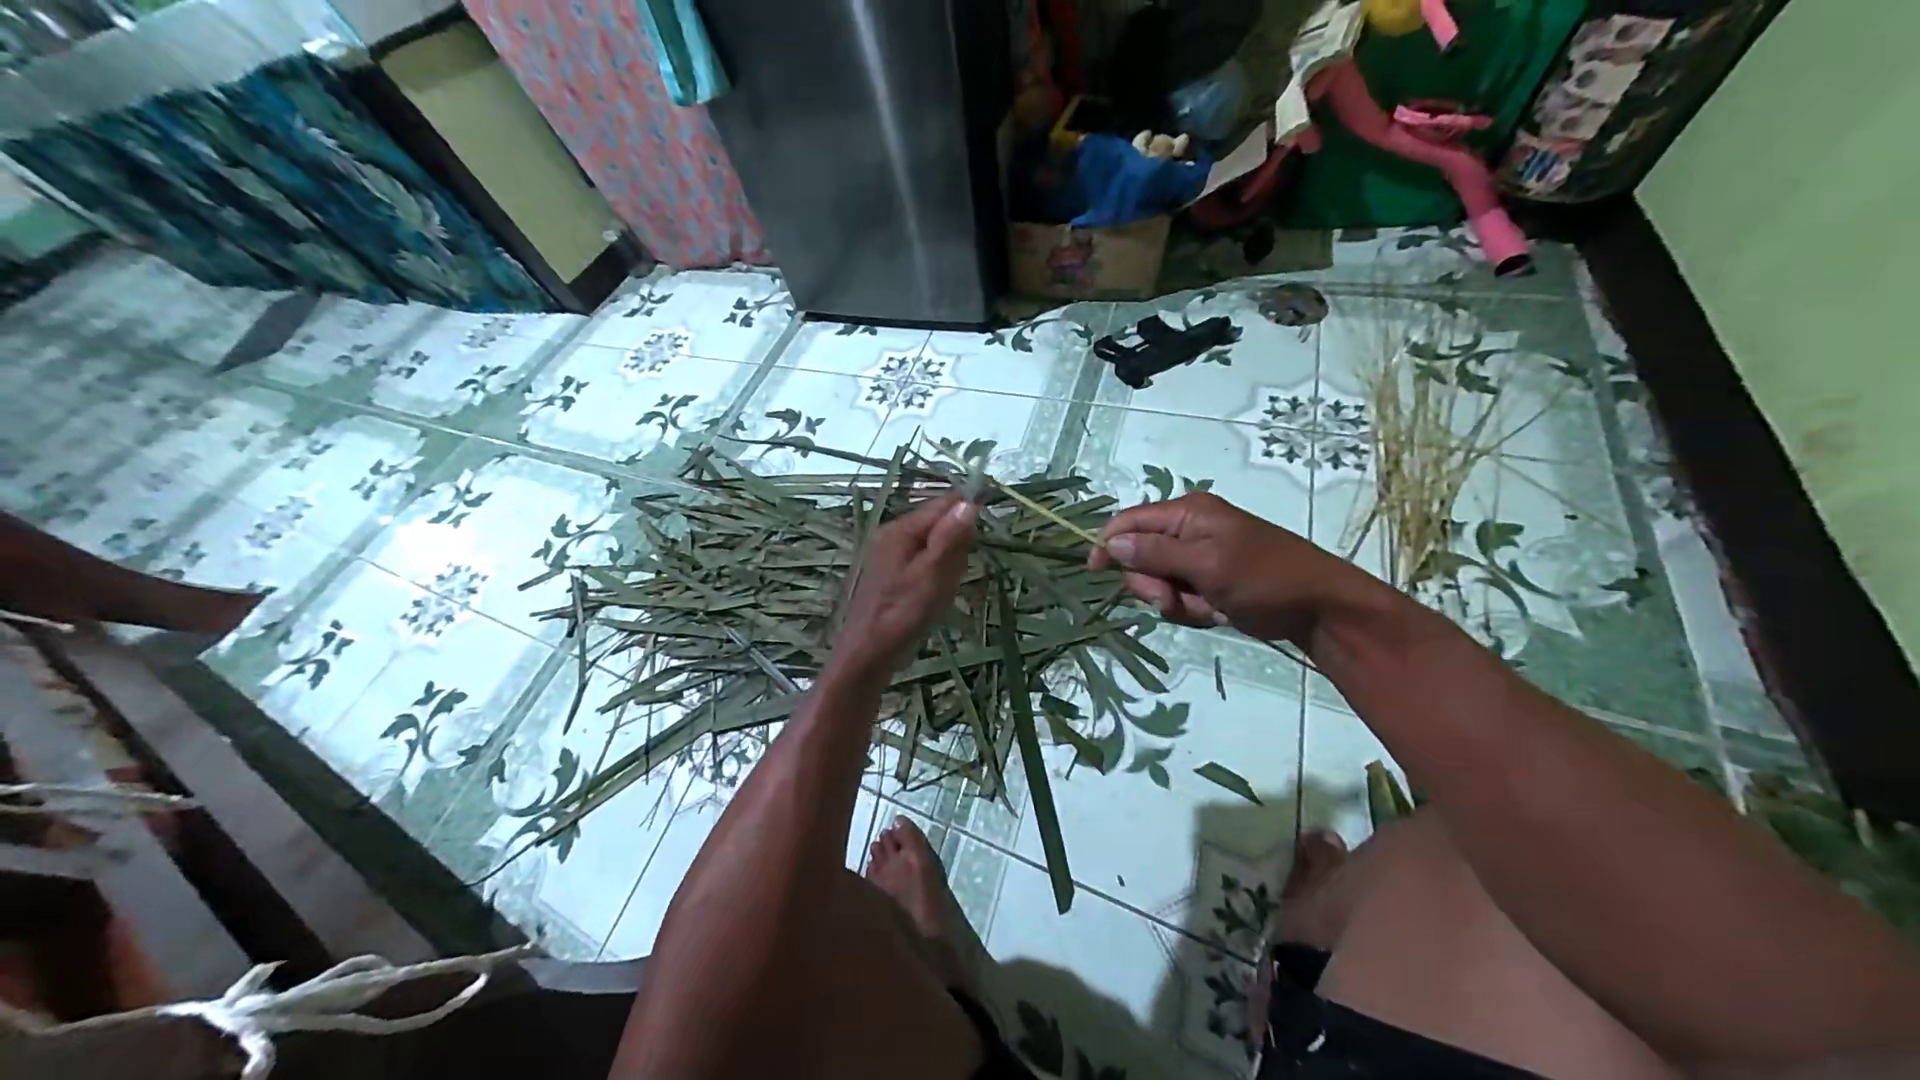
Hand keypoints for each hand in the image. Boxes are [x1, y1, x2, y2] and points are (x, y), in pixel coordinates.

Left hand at [828, 494, 977, 681]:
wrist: (869, 653)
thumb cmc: (902, 613)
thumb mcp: (932, 573)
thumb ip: (950, 537)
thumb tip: (968, 503)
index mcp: (900, 529)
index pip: (942, 505)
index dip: (966, 516)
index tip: (980, 541)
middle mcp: (892, 535)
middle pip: (938, 524)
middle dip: (956, 546)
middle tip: (954, 575)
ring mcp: (890, 555)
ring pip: (933, 546)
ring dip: (948, 565)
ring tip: (944, 590)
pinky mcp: (892, 575)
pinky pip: (923, 563)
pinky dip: (936, 576)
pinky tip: (934, 597)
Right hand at [1087, 492, 1381, 644]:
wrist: (1318, 608)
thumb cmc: (1265, 578)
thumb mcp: (1207, 564)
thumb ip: (1155, 553)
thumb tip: (1109, 543)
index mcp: (1188, 512)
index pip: (1129, 522)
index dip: (1108, 545)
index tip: (1095, 572)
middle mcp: (1188, 530)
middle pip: (1139, 556)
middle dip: (1152, 583)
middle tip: (1174, 599)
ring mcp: (1198, 557)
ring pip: (1157, 582)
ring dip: (1174, 602)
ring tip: (1205, 608)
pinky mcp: (1207, 581)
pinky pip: (1178, 597)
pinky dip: (1190, 609)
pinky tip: (1215, 613)